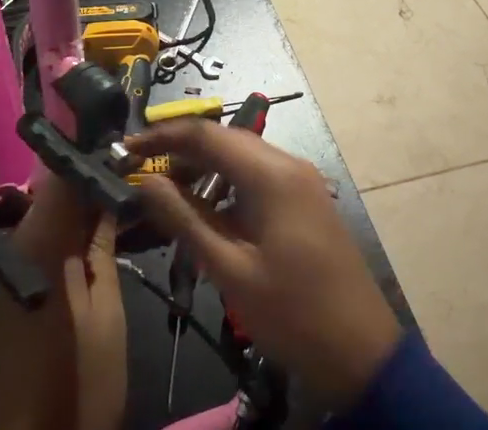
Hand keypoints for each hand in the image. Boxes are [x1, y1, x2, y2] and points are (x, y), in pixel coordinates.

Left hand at [0, 172, 125, 429]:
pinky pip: (37, 243)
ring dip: (77, 209)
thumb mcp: (106, 312)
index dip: (91, 162)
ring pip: (46, 217)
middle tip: (128, 181)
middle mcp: (16, 244)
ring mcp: (8, 266)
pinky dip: (63, 235)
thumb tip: (109, 199)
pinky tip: (90, 239)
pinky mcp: (7, 286)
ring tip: (117, 205)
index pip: (60, 178)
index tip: (123, 156)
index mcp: (40, 244)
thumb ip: (102, 248)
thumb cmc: (79, 378)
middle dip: (87, 184)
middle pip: (51, 195)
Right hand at [132, 118, 401, 406]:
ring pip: (240, 158)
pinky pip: (256, 178)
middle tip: (139, 173)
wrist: (361, 353)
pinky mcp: (305, 201)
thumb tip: (144, 180)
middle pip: (223, 140)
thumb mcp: (229, 268)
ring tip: (165, 198)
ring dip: (201, 169)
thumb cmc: (292, 312)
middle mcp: (288, 164)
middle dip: (179, 151)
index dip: (161, 136)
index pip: (205, 134)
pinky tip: (205, 213)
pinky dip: (225, 185)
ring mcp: (301, 182)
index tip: (125, 149)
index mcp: (271, 174)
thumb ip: (184, 218)